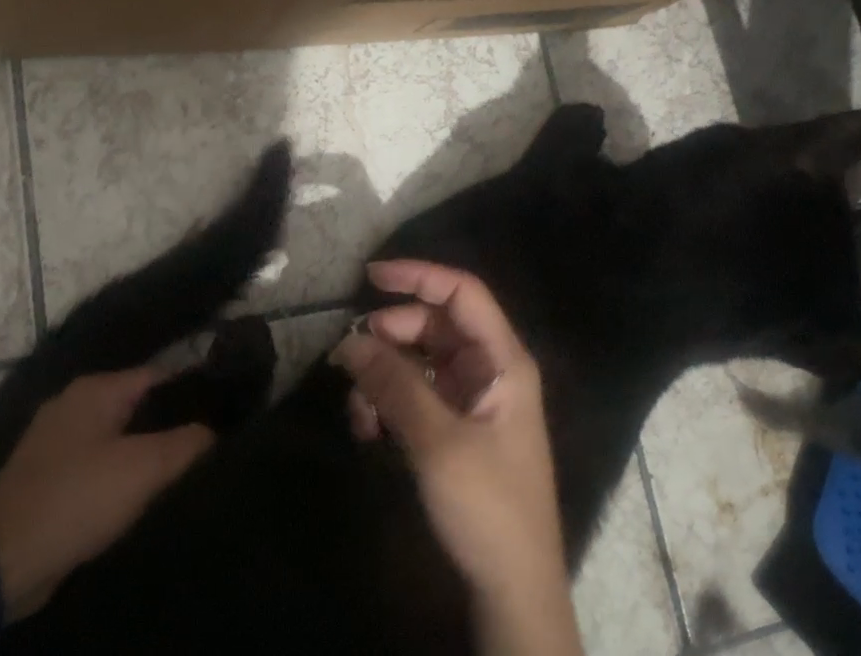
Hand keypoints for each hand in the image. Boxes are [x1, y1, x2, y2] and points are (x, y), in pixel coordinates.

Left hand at [0, 369, 214, 620]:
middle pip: (138, 405)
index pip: (158, 376)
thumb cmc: (79, 497)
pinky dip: (123, 474)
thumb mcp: (144, 467)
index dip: (194, 391)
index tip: (227, 410)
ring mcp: (57, 441)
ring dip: (147, 451)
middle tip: (215, 443)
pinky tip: (147, 494)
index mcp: (94, 389)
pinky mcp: (50, 477)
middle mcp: (74, 405)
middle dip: (172, 422)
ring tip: (189, 469)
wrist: (6, 557)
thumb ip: (187, 443)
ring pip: (119, 437)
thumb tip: (214, 430)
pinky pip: (99, 464)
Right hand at [332, 260, 581, 655]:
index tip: (369, 276)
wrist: (511, 585)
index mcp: (503, 362)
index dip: (419, 276)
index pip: (463, 294)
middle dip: (388, 337)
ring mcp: (470, 400)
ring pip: (416, 361)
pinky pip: (413, 394)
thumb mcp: (437, 441)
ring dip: (381, 376)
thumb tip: (349, 340)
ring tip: (359, 412)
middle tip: (350, 360)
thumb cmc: (487, 506)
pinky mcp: (453, 428)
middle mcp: (488, 371)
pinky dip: (387, 403)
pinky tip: (368, 431)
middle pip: (432, 326)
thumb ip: (394, 383)